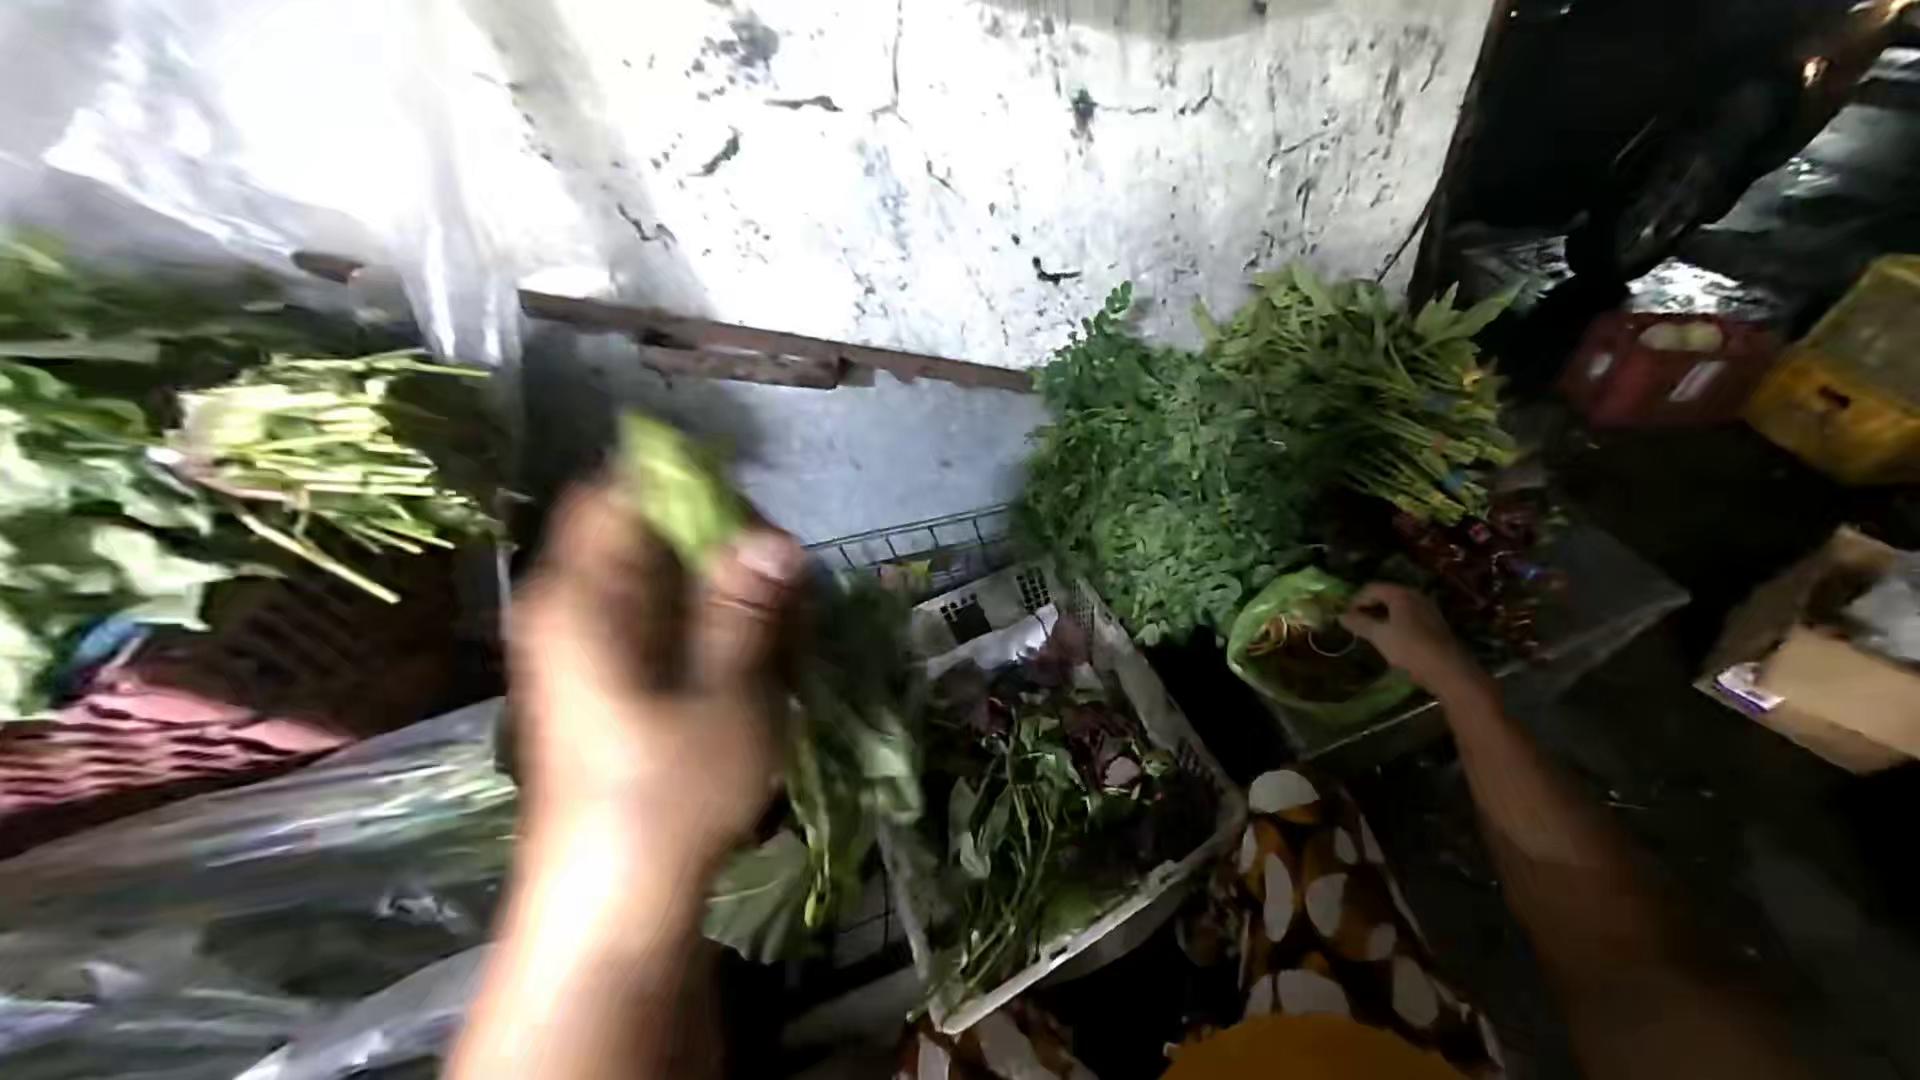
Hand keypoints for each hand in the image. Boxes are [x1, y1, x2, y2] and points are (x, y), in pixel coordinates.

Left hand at [510, 480, 804, 870]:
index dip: (689, 487)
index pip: (621, 494)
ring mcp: (597, 640)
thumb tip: (776, 537)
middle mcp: (579, 607)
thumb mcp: (724, 697)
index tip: (758, 517)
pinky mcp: (618, 670)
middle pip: (653, 533)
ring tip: (784, 625)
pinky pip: (670, 614)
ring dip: (731, 586)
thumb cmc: (666, 796)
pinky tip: (761, 652)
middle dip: (727, 545)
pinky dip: (718, 618)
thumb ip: (745, 611)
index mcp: (585, 600)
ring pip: (670, 575)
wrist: (614, 897)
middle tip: (788, 584)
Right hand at [1339, 582, 1488, 699]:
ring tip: (1368, 632)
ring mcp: (1428, 611)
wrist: (1449, 671)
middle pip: (1385, 596)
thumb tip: (1340, 615)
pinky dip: (1393, 623)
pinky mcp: (1433, 625)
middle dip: (1367, 608)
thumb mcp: (1378, 635)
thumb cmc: (1410, 648)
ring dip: (1380, 617)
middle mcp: (1417, 597)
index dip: (1354, 601)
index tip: (1345, 617)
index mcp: (1402, 594)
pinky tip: (1388, 638)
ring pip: (1396, 608)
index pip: (1371, 589)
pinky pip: (1407, 618)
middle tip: (1354, 623)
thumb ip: (1358, 622)